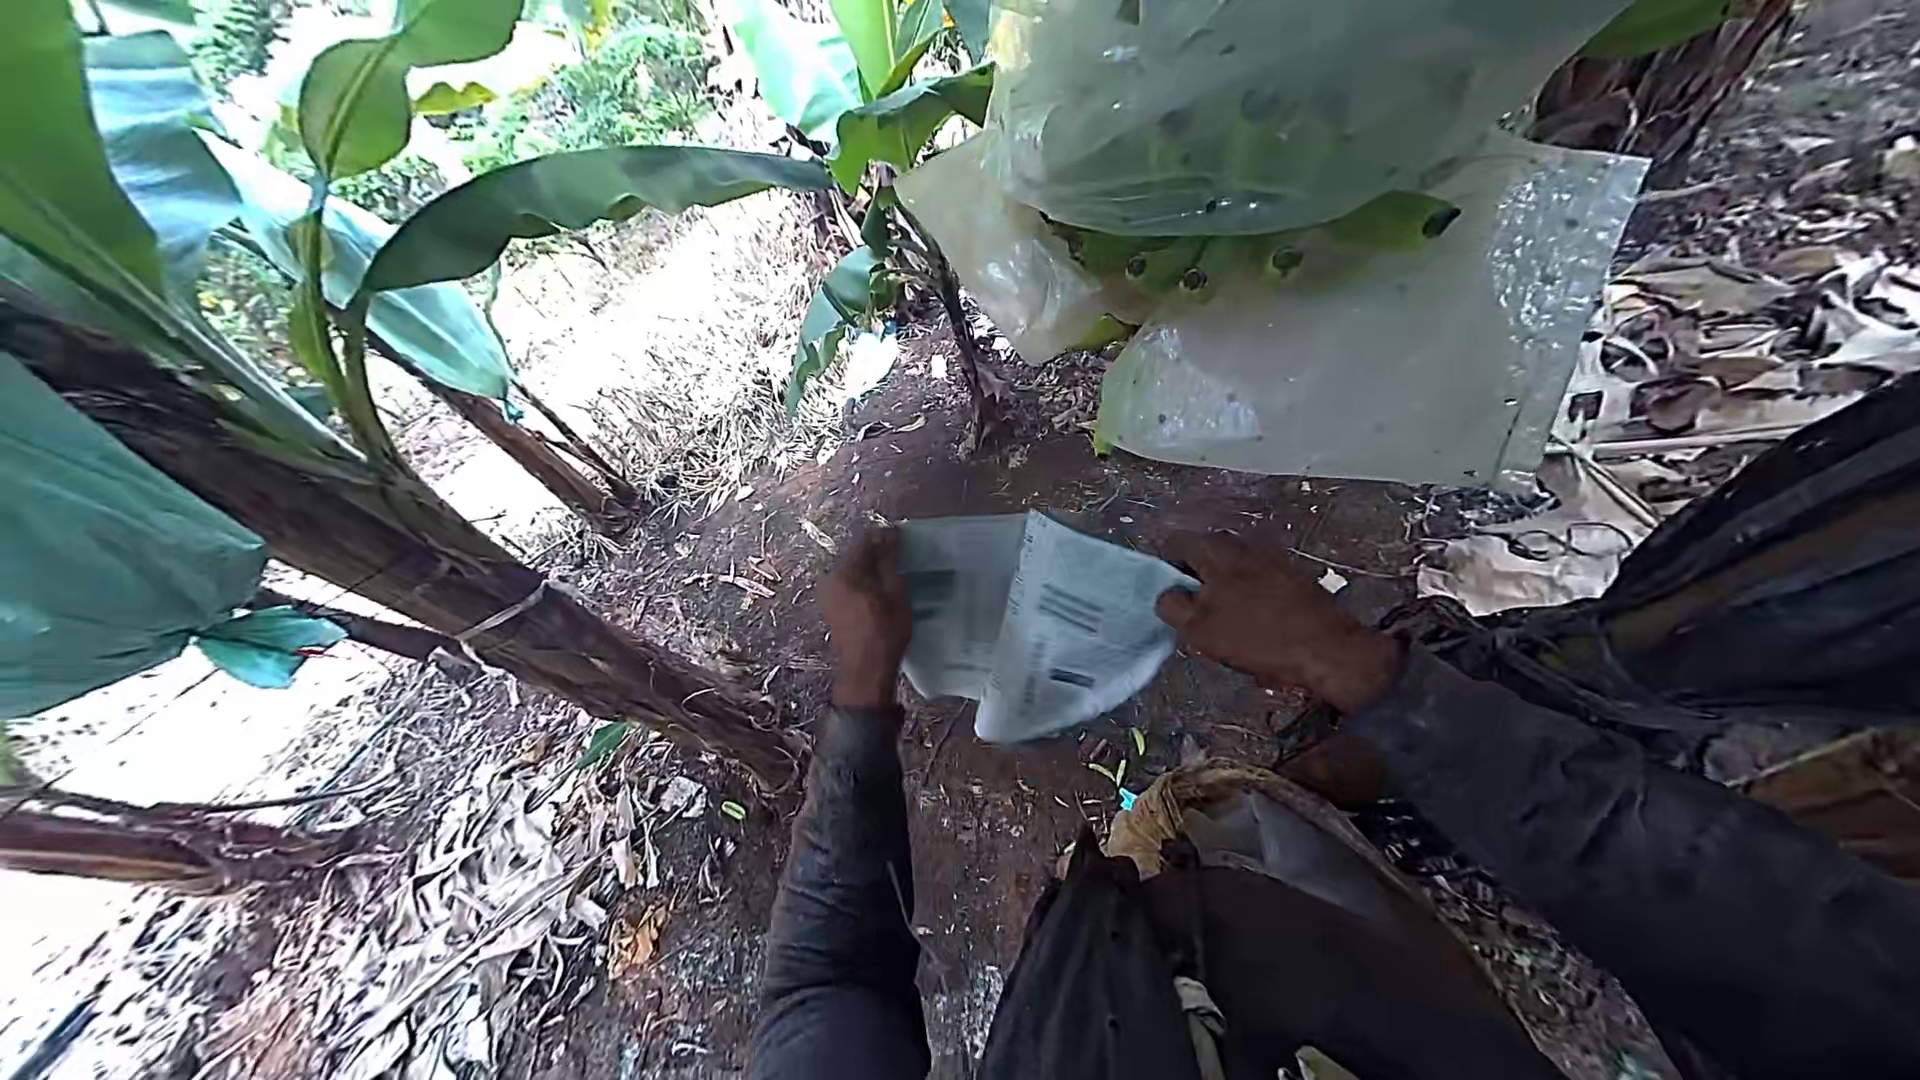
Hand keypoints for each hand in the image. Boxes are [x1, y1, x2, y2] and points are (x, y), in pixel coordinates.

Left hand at [823, 528, 913, 708]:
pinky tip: (882, 592)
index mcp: (844, 572)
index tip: (903, 540)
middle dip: (879, 554)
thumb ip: (889, 560)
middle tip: (903, 559)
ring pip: (854, 571)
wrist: (866, 671)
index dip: (885, 538)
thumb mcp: (894, 592)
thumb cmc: (885, 632)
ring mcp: (828, 594)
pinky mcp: (832, 606)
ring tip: (896, 576)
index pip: (865, 542)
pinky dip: (866, 584)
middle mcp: (830, 579)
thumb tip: (889, 533)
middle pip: (857, 556)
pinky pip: (850, 585)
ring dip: (873, 570)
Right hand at [1154, 532, 1401, 712]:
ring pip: (1232, 569)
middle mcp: (1245, 545)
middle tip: (1193, 612)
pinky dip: (1248, 596)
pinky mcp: (1295, 577)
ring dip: (1222, 589)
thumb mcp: (1198, 628)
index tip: (1168, 595)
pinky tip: (1254, 624)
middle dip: (1194, 579)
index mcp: (1217, 550)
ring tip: (1224, 622)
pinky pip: (1257, 580)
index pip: (1176, 543)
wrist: (1330, 653)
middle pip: (1205, 555)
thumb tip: (1168, 594)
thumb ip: (1172, 605)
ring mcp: (1274, 558)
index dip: (1164, 568)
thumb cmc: (1258, 638)